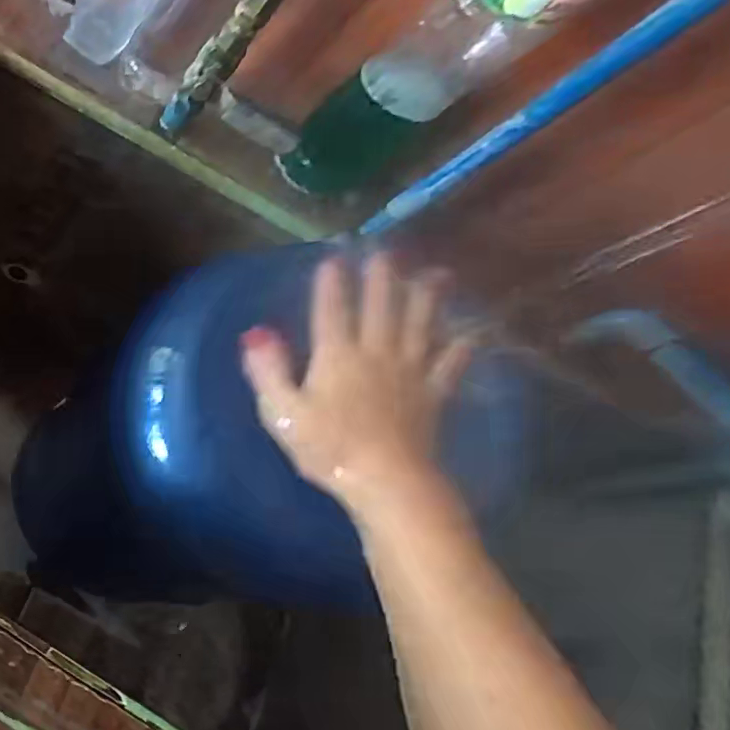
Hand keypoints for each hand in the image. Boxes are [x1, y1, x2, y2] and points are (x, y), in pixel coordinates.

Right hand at [240, 253, 473, 514]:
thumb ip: (268, 371)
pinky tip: (473, 332)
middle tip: (386, 250)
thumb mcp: (281, 411)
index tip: (335, 256)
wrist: (385, 478)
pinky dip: (464, 345)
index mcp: (336, 357)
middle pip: (380, 307)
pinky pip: (452, 363)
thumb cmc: (325, 446)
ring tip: (435, 274)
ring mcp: (410, 372)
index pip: (331, 311)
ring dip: (427, 297)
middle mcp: (376, 353)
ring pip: (421, 324)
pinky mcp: (433, 394)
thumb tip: (256, 334)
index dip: (332, 283)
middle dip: (382, 277)